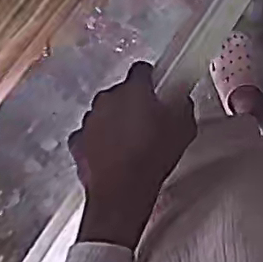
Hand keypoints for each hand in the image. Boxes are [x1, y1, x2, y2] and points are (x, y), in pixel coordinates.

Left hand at [69, 61, 196, 246]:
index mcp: (133, 90)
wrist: (123, 191)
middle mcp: (107, 99)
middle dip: (133, 102)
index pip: (141, 70)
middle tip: (149, 120)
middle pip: (121, 92)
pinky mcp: (78, 142)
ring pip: (104, 112)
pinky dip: (99, 140)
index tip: (158, 88)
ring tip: (132, 141)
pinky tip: (112, 153)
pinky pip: (90, 134)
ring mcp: (89, 120)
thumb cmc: (153, 156)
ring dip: (115, 120)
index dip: (151, 78)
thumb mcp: (184, 128)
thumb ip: (182, 106)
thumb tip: (180, 100)